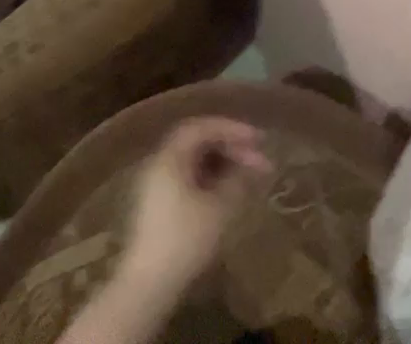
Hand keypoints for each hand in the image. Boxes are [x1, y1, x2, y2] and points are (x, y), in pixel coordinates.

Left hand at [117, 117, 273, 295]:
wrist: (150, 282)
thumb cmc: (185, 240)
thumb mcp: (219, 208)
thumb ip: (237, 180)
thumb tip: (252, 165)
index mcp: (170, 157)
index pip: (201, 127)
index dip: (232, 129)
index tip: (259, 140)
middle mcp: (160, 163)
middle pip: (197, 142)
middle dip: (231, 147)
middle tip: (260, 162)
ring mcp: (157, 184)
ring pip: (194, 161)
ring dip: (223, 163)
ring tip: (250, 177)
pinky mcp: (160, 204)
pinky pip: (189, 178)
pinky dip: (211, 178)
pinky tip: (229, 193)